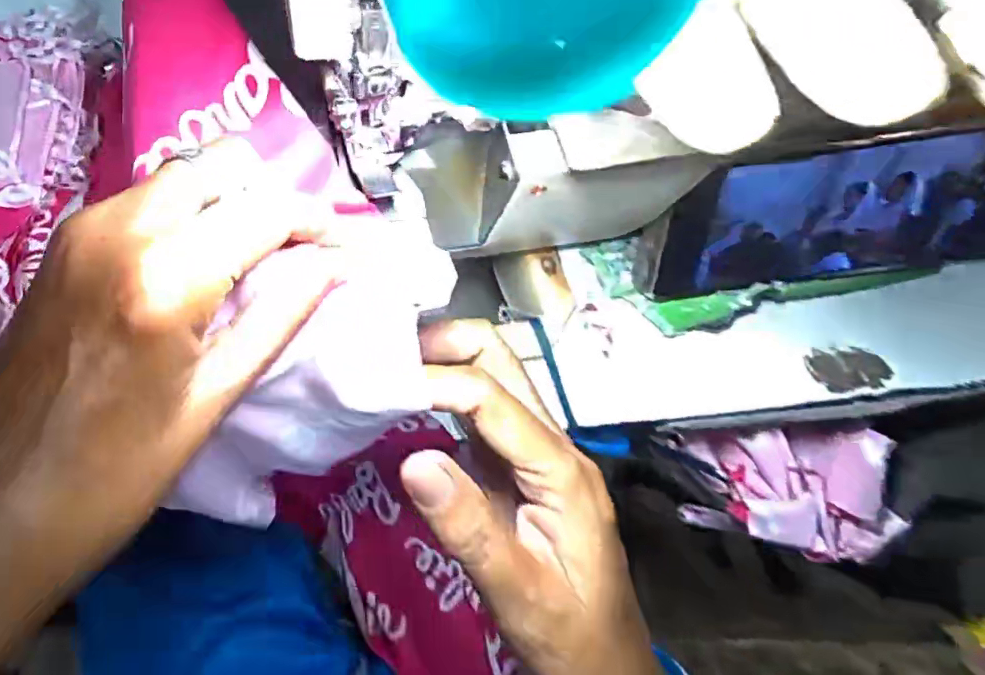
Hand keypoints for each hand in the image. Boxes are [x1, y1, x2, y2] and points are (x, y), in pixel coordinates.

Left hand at [0, 140, 341, 674]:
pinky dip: (182, 210)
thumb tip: (334, 265)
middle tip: (294, 242)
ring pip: (178, 173)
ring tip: (251, 249)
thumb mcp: (209, 402)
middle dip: (266, 192)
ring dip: (224, 196)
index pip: (262, 210)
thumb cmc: (112, 475)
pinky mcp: (64, 236)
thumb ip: (278, 317)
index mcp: (164, 278)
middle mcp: (121, 229)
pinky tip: (195, 256)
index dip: (312, 216)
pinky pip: (142, 197)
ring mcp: (84, 225)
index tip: (340, 238)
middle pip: (218, 164)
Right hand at [400, 320, 658, 674]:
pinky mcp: (511, 458)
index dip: (432, 382)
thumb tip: (412, 462)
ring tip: (386, 367)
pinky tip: (405, 395)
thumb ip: (468, 529)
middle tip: (384, 356)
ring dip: (438, 356)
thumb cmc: (569, 636)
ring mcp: (532, 446)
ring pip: (487, 369)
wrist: (605, 668)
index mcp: (559, 467)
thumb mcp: (518, 594)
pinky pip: (474, 402)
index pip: (488, 395)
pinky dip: (438, 385)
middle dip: (439, 342)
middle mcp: (550, 441)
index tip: (379, 387)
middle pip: (497, 356)